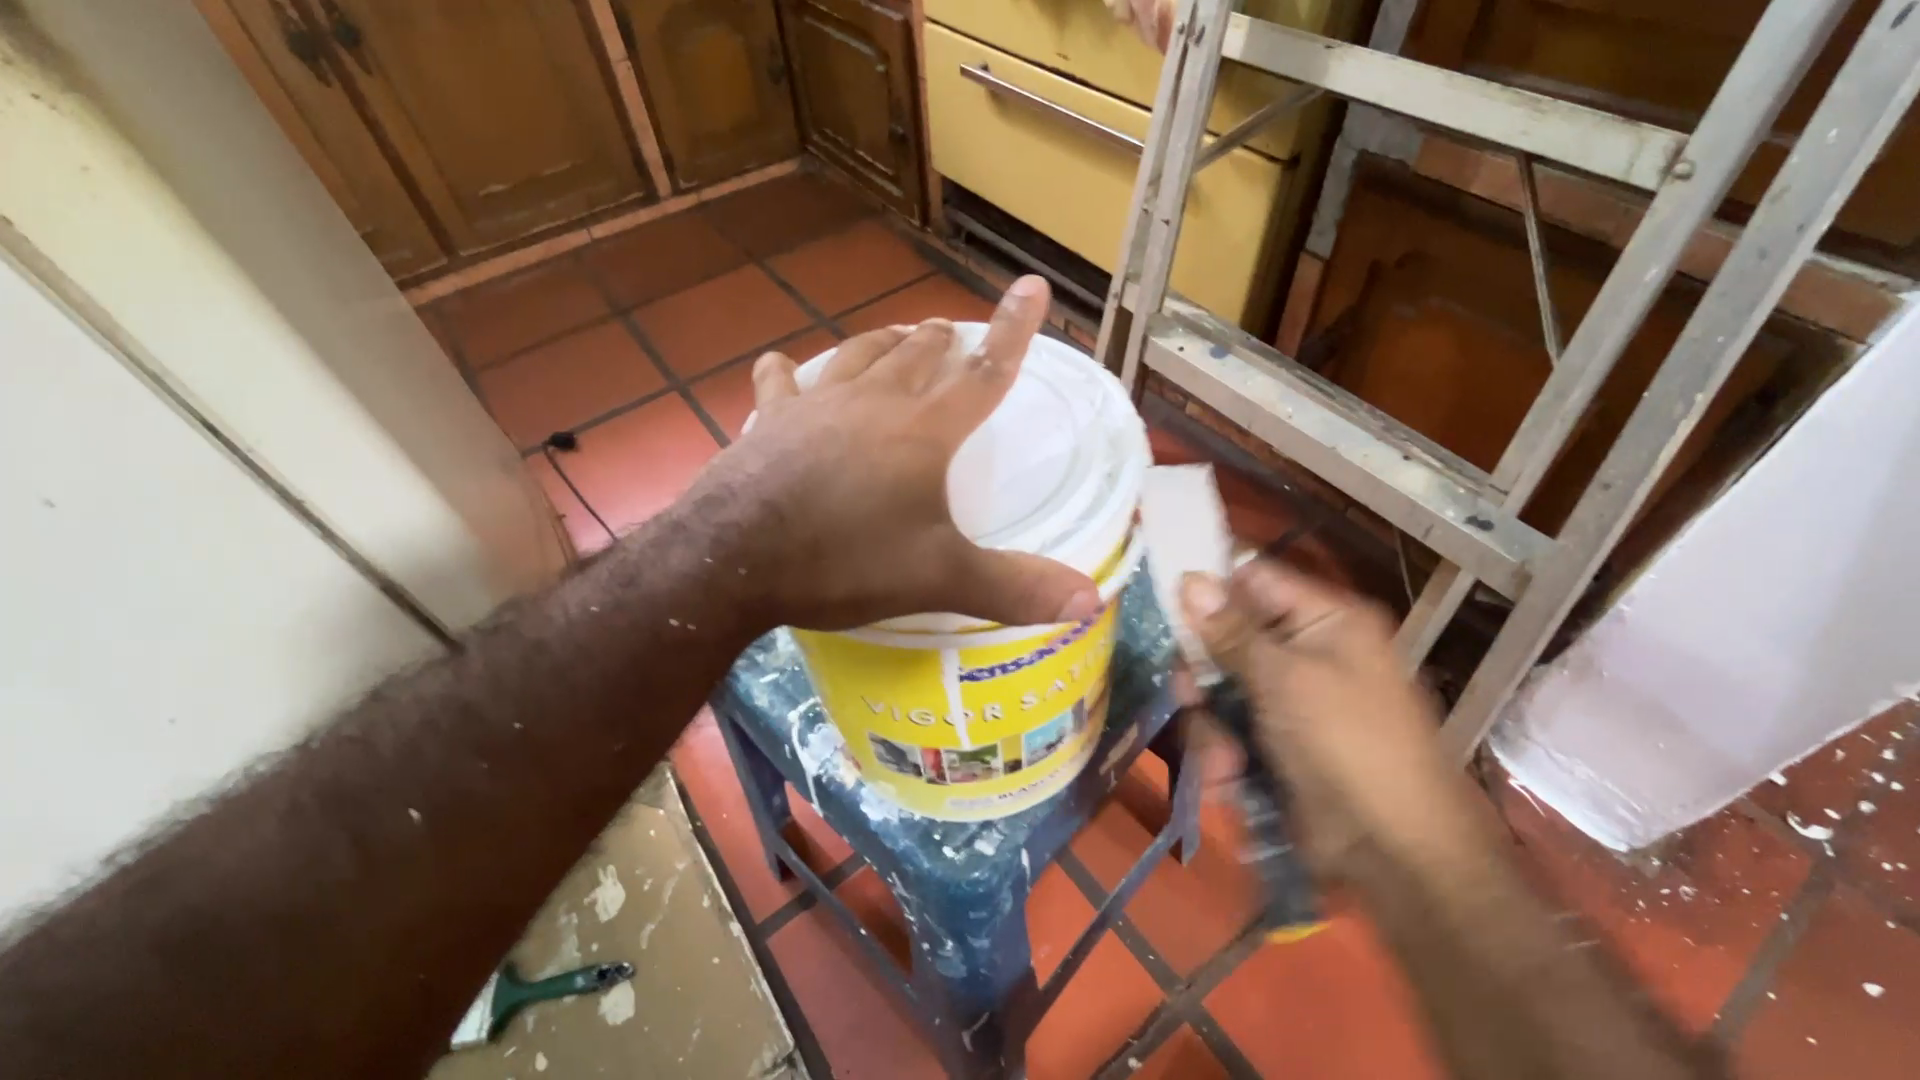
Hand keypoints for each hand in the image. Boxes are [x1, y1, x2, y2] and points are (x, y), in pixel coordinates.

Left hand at [686, 274, 1101, 632]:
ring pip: (858, 355)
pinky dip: (788, 372)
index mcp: (923, 431)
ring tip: (898, 335)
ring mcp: (815, 405)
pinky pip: (780, 382)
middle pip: (917, 355)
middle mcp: (873, 402)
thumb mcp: (939, 578)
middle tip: (950, 333)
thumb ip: (1013, 586)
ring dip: (883, 342)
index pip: (984, 372)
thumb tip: (1090, 601)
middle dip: (940, 340)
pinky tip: (783, 365)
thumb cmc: (845, 561)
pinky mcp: (767, 421)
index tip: (1031, 286)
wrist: (734, 557)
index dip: (1014, 331)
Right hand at [1179, 560, 1485, 873]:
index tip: (1164, 599)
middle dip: (1202, 672)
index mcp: (1325, 621)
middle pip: (1226, 640)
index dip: (1210, 587)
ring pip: (1219, 692)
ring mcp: (1289, 704)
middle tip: (1187, 693)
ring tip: (1223, 761)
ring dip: (1210, 727)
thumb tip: (1190, 578)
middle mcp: (1306, 654)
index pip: (1254, 580)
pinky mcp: (1274, 747)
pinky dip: (1222, 757)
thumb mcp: (1285, 678)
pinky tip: (1229, 780)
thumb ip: (1231, 630)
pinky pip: (1228, 734)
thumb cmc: (1347, 743)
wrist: (1394, 849)